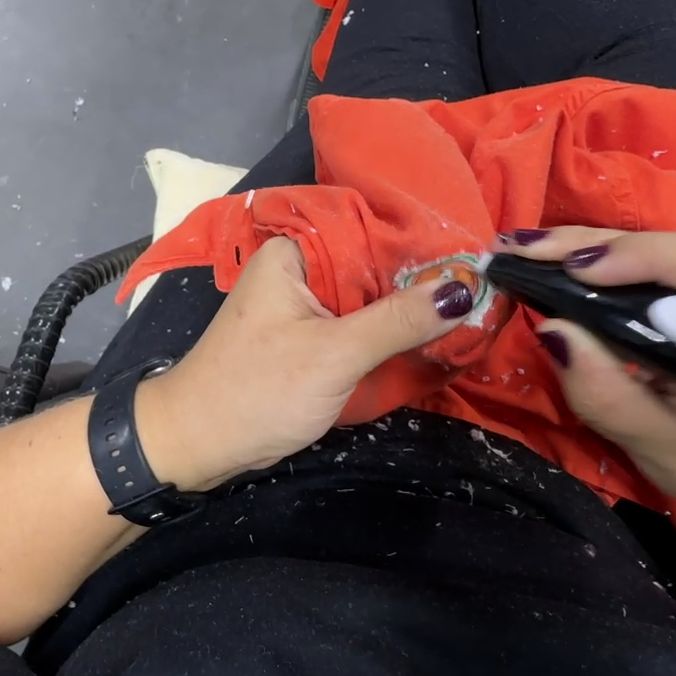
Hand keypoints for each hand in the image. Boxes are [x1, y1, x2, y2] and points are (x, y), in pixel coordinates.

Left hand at [136, 236, 475, 491]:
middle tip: (479, 287)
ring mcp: (298, 306)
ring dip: (404, 309)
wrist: (196, 445)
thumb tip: (464, 288)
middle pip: (369, 265)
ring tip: (465, 308)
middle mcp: (295, 270)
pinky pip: (352, 325)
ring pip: (364, 298)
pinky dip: (383, 333)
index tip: (472, 256)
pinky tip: (425, 335)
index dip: (418, 243)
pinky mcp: (302, 338)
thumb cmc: (258, 392)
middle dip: (417, 280)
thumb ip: (398, 321)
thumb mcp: (334, 355)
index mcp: (293, 254)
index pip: (367, 230)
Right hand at [497, 227, 675, 548]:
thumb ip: (607, 394)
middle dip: (600, 245)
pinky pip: (664, 265)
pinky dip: (609, 259)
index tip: (574, 269)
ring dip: (595, 246)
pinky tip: (561, 258)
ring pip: (669, 250)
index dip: (644, 259)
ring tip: (527, 248)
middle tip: (524, 248)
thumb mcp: (656, 443)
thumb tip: (554, 330)